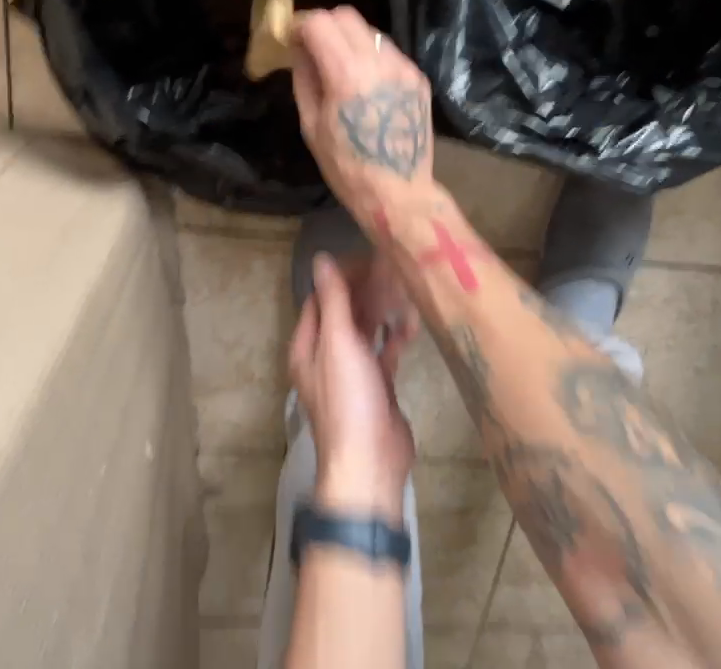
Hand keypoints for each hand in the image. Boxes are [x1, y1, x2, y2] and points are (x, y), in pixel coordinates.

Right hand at [290, 8, 436, 233]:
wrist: (398, 192)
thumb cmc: (347, 167)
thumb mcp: (311, 125)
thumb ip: (304, 78)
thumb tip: (299, 49)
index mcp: (348, 75)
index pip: (320, 23)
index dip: (300, 25)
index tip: (291, 39)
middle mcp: (380, 62)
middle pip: (346, 16)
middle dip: (324, 25)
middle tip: (311, 48)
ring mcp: (404, 68)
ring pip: (369, 31)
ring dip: (348, 39)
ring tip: (338, 67)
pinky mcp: (418, 78)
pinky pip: (388, 51)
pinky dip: (369, 56)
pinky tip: (364, 83)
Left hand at [290, 253, 416, 520]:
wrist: (371, 461)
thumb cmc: (348, 400)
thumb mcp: (338, 343)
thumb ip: (332, 300)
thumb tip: (321, 258)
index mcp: (307, 345)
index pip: (320, 297)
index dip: (342, 276)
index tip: (371, 259)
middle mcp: (325, 355)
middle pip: (344, 312)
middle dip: (367, 292)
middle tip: (395, 272)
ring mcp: (352, 372)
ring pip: (366, 331)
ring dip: (383, 312)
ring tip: (407, 292)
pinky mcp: (376, 386)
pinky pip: (384, 353)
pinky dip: (395, 339)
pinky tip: (412, 326)